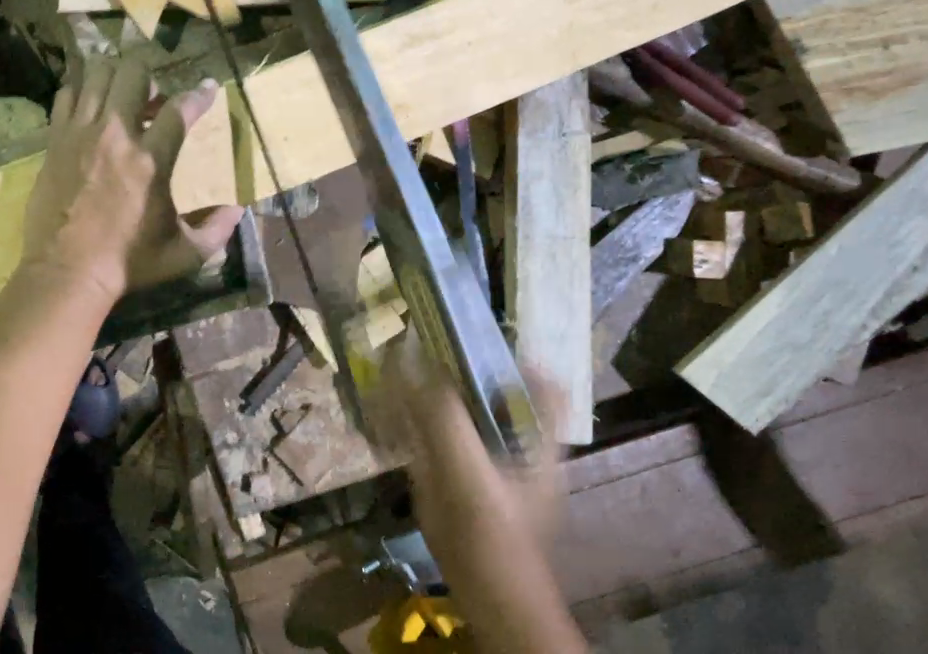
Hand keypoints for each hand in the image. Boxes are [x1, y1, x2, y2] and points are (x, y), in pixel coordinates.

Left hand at [21, 57, 244, 305]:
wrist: (65, 271)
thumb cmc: (127, 263)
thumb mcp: (182, 254)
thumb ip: (214, 230)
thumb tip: (237, 212)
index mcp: (151, 160)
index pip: (180, 109)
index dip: (200, 94)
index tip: (208, 87)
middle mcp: (116, 136)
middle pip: (132, 74)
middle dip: (148, 77)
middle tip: (152, 98)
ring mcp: (80, 134)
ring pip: (96, 75)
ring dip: (114, 77)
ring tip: (121, 95)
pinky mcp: (55, 140)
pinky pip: (66, 95)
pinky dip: (81, 90)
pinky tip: (91, 104)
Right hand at [382, 338, 566, 566]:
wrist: (486, 598)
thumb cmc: (490, 537)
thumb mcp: (467, 474)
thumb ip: (441, 418)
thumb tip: (407, 364)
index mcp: (534, 437)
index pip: (541, 380)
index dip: (514, 350)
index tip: (470, 329)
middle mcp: (515, 441)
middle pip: (494, 385)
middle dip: (457, 362)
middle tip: (417, 340)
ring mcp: (487, 458)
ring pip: (461, 406)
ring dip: (429, 386)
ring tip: (393, 366)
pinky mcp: (459, 474)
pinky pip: (436, 431)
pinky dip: (413, 414)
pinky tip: (386, 410)